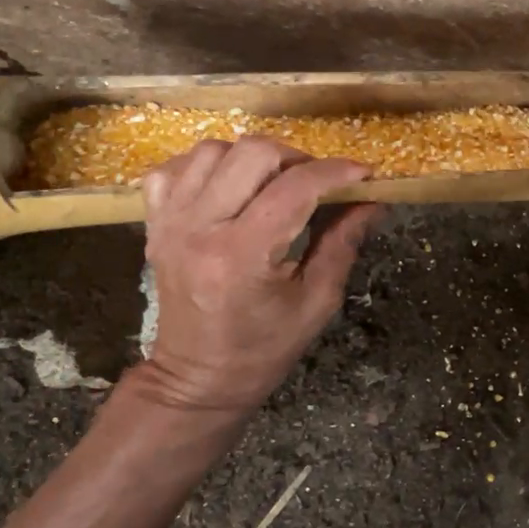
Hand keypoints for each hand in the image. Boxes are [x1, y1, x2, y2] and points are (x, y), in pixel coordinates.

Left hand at [135, 137, 378, 413]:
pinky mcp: (155, 223)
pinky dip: (210, 166)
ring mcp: (169, 223)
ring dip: (255, 158)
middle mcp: (198, 229)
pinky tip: (234, 185)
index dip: (337, 172)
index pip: (296, 188)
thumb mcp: (319, 300)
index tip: (365, 174)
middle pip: (252, 153)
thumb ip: (344, 242)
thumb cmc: (265, 346)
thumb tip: (374, 200)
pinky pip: (175, 167)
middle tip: (319, 182)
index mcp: (242, 255)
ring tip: (278, 182)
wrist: (196, 376)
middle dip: (298, 158)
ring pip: (214, 150)